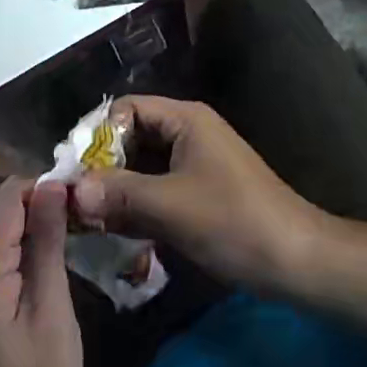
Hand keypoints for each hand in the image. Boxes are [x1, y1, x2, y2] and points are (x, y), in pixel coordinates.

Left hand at [0, 179, 81, 366]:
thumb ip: (47, 243)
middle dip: (38, 199)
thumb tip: (52, 183)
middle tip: (82, 214)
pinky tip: (44, 252)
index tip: (85, 196)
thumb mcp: (50, 313)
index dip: (47, 186)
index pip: (10, 195)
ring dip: (29, 218)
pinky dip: (15, 240)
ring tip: (70, 230)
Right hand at [70, 95, 331, 287]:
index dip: (97, 133)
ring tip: (87, 219)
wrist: (295, 258)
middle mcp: (188, 132)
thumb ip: (120, 194)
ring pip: (142, 167)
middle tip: (74, 199)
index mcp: (185, 119)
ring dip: (117, 190)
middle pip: (132, 137)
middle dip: (103, 166)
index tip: (73, 169)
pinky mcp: (199, 192)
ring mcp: (195, 163)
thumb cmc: (234, 220)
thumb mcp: (171, 206)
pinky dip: (136, 206)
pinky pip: (157, 189)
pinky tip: (115, 232)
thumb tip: (71, 191)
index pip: (127, 108)